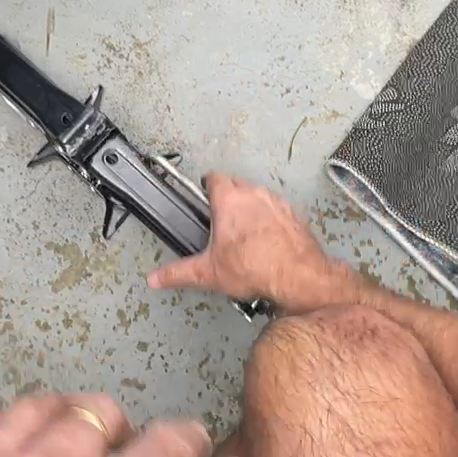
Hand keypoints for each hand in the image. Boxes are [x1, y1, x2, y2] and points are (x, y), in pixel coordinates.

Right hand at [147, 173, 352, 313]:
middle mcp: (253, 195)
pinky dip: (269, 218)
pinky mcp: (292, 215)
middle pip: (235, 183)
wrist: (299, 277)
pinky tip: (265, 238)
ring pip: (257, 194)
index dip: (206, 183)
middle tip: (219, 214)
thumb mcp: (209, 273)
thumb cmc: (258, 269)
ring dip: (249, 205)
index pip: (213, 178)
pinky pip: (276, 209)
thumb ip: (178, 273)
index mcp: (229, 201)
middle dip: (226, 195)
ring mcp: (276, 203)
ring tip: (242, 228)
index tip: (203, 191)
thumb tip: (158, 278)